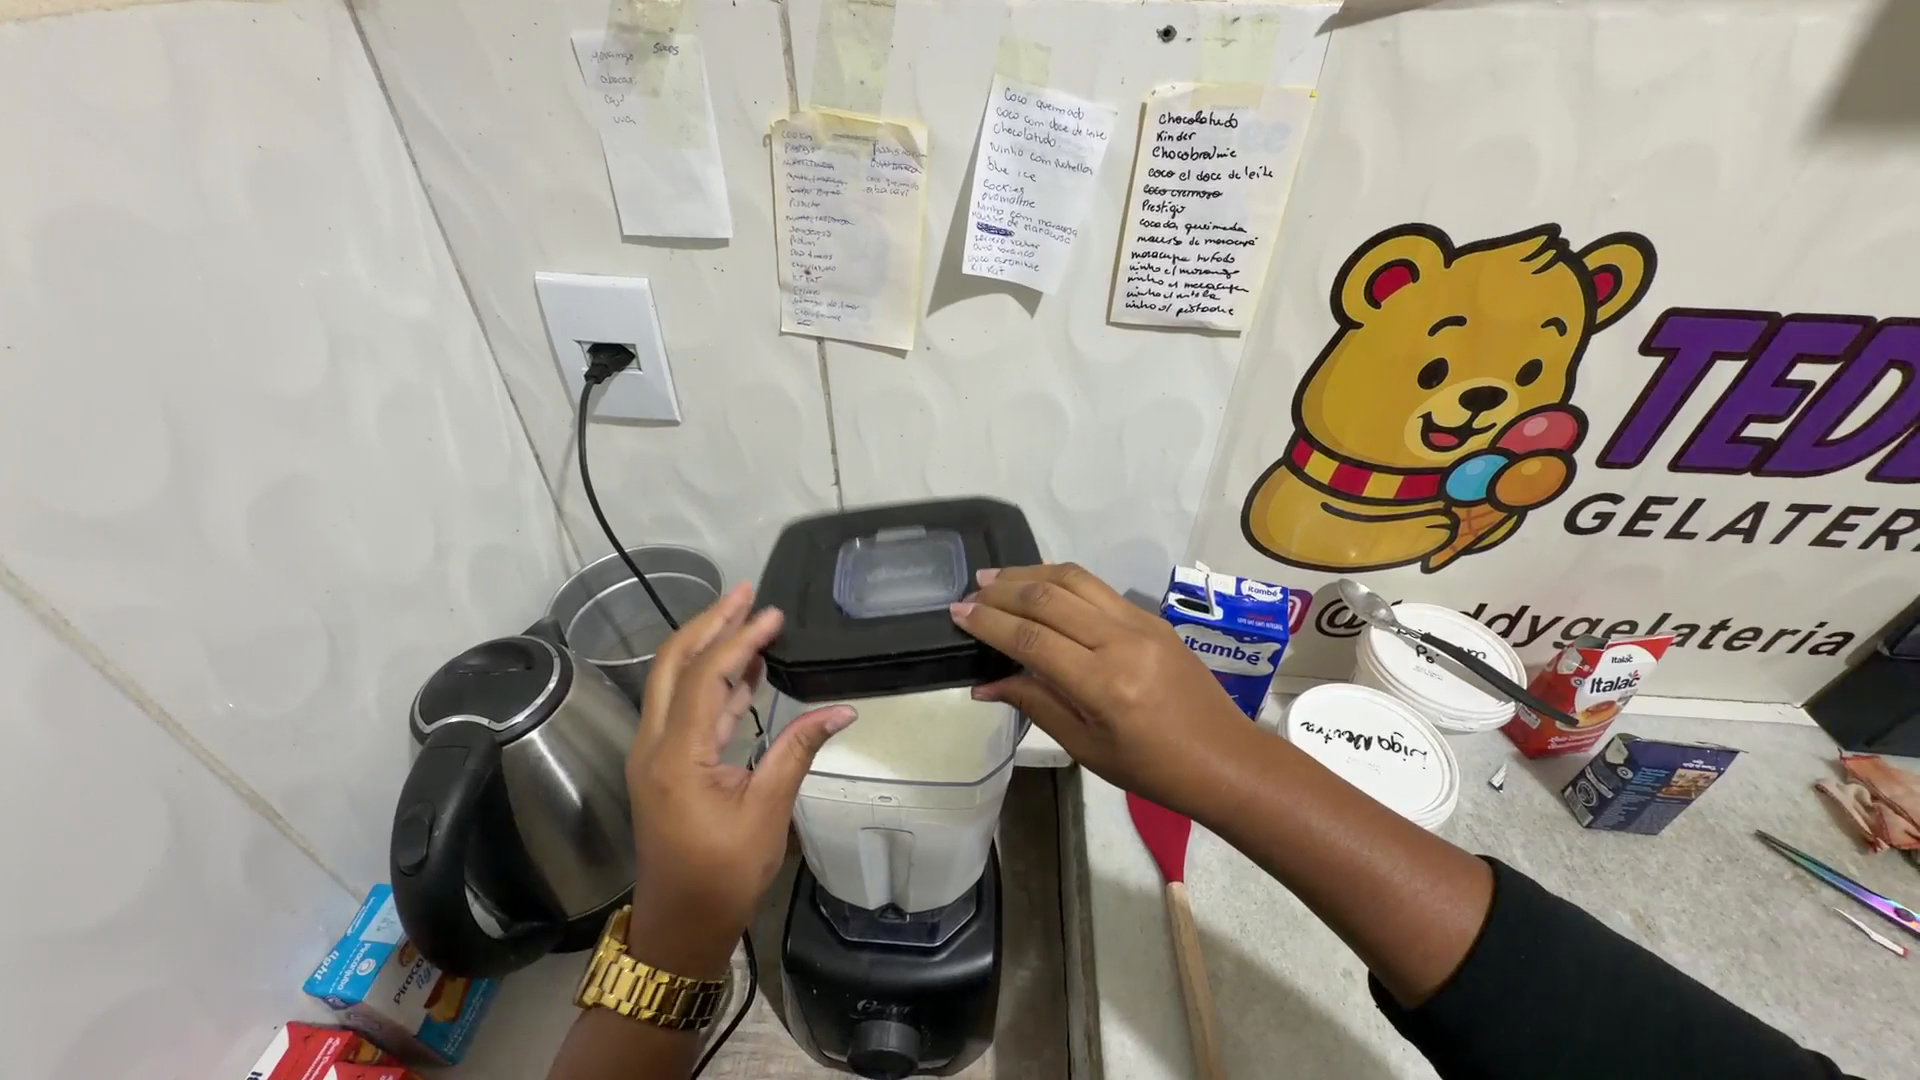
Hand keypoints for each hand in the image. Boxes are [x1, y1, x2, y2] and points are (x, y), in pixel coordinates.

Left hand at [623, 583, 855, 977]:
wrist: (679, 926)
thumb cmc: (722, 875)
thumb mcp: (767, 813)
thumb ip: (797, 751)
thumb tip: (842, 711)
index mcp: (676, 755)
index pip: (705, 676)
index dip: (739, 640)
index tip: (772, 613)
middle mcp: (654, 743)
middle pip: (673, 664)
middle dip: (709, 623)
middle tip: (747, 592)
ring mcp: (655, 752)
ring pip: (675, 681)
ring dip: (710, 646)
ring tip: (748, 618)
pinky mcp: (665, 763)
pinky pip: (686, 707)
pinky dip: (715, 682)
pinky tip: (747, 671)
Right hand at [949, 564, 1252, 814]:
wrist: (1225, 758)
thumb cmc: (1153, 769)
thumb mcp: (1087, 747)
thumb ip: (1036, 704)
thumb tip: (986, 684)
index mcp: (1105, 684)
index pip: (1033, 638)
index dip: (990, 622)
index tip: (957, 612)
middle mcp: (1122, 641)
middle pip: (1051, 598)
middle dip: (1004, 591)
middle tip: (971, 591)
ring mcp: (1141, 623)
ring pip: (1076, 579)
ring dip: (1031, 574)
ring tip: (997, 577)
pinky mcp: (1152, 618)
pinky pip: (1098, 587)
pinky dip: (1061, 580)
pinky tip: (1040, 586)